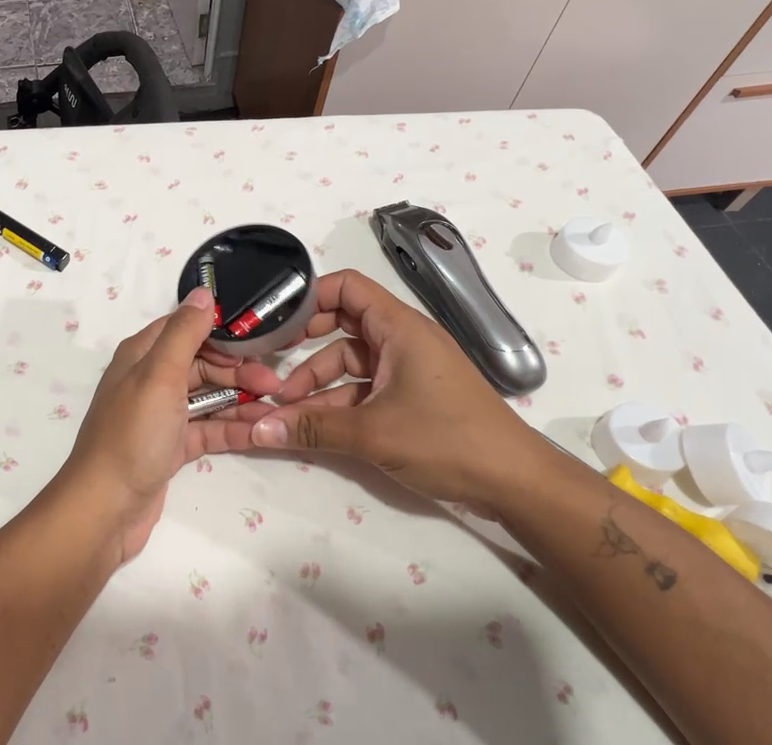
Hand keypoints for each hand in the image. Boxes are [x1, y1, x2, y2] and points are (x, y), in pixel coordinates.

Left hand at [52, 287, 279, 564]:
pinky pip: (209, 428)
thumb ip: (184, 333)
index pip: (187, 328)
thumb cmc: (132, 435)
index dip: (222, 331)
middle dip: (240, 371)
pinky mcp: (172, 447)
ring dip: (243, 400)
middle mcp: (151, 380)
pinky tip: (263, 431)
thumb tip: (204, 292)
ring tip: (280, 408)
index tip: (260, 339)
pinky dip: (233, 428)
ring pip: (209, 397)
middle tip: (278, 385)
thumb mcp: (159, 376)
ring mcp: (162, 415)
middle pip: (203, 363)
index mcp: (142, 355)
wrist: (106, 507)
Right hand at [233, 269, 552, 508]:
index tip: (276, 320)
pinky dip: (338, 403)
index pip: (348, 287)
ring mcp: (409, 370)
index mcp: (400, 327)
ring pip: (351, 362)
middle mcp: (404, 340)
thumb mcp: (373, 434)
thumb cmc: (448, 440)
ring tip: (284, 409)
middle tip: (270, 360)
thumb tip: (256, 430)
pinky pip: (365, 389)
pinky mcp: (413, 398)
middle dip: (305, 343)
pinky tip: (312, 426)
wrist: (516, 484)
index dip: (309, 296)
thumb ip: (311, 428)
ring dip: (317, 382)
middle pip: (344, 324)